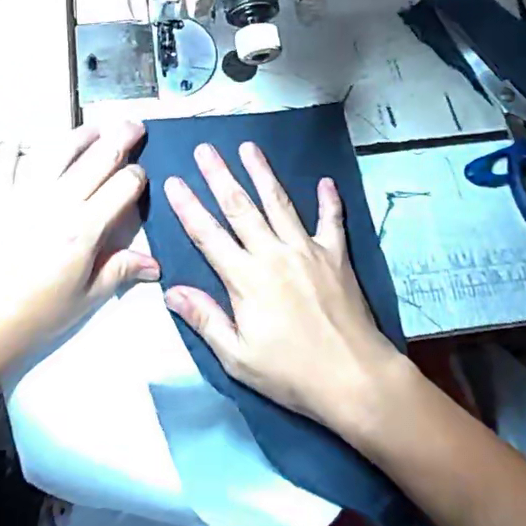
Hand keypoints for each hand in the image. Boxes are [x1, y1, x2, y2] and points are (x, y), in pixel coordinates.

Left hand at [0, 121, 157, 379]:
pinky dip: (17, 146)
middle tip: (134, 125)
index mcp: (85, 227)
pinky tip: (25, 145)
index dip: (138, 175)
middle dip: (122, 136)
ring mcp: (22, 191)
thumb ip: (118, 272)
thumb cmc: (31, 316)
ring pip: (58, 148)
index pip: (124, 185)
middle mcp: (58, 199)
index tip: (141, 176)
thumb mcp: (83, 299)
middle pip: (98, 156)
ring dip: (80, 134)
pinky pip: (6, 157)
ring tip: (93, 129)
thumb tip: (154, 265)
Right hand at [162, 141, 405, 435]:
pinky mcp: (337, 256)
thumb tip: (170, 290)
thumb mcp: (238, 357)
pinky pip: (332, 221)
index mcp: (246, 279)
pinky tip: (325, 182)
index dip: (188, 207)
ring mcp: (308, 251)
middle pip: (241, 208)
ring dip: (262, 174)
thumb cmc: (291, 373)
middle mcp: (274, 255)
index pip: (208, 235)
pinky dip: (329, 201)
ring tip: (249, 147)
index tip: (174, 182)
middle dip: (220, 176)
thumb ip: (206, 319)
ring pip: (280, 203)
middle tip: (205, 149)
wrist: (354, 377)